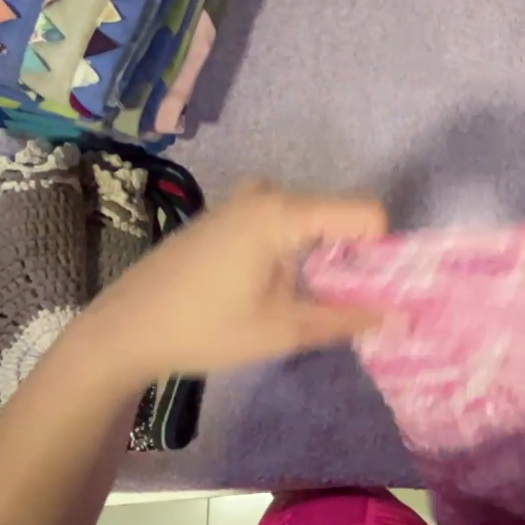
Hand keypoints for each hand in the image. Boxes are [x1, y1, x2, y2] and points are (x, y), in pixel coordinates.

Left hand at [64, 180, 388, 387]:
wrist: (122, 330)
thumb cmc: (204, 329)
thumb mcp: (283, 330)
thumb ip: (348, 318)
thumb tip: (401, 318)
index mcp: (283, 212)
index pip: (367, 213)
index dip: (380, 252)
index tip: (370, 291)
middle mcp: (269, 193)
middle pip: (341, 216)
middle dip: (353, 258)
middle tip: (342, 305)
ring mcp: (247, 200)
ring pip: (316, 221)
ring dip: (325, 257)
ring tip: (304, 300)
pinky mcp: (232, 213)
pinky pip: (288, 222)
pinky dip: (298, 251)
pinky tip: (274, 288)